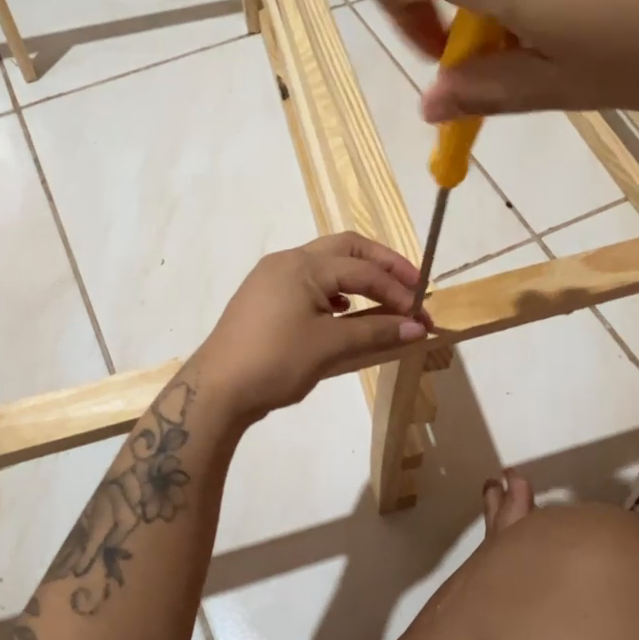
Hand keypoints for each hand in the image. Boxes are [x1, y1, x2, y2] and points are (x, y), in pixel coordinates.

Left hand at [190, 233, 429, 421]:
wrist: (217, 390)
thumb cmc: (275, 363)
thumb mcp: (330, 347)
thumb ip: (376, 331)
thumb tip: (416, 327)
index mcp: (303, 266)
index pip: (363, 270)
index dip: (398, 291)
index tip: (422, 315)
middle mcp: (287, 261)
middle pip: (346, 249)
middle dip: (383, 265)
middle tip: (412, 284)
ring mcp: (271, 278)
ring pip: (326, 264)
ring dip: (359, 276)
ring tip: (385, 299)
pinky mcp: (264, 298)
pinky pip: (310, 282)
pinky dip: (336, 291)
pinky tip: (346, 312)